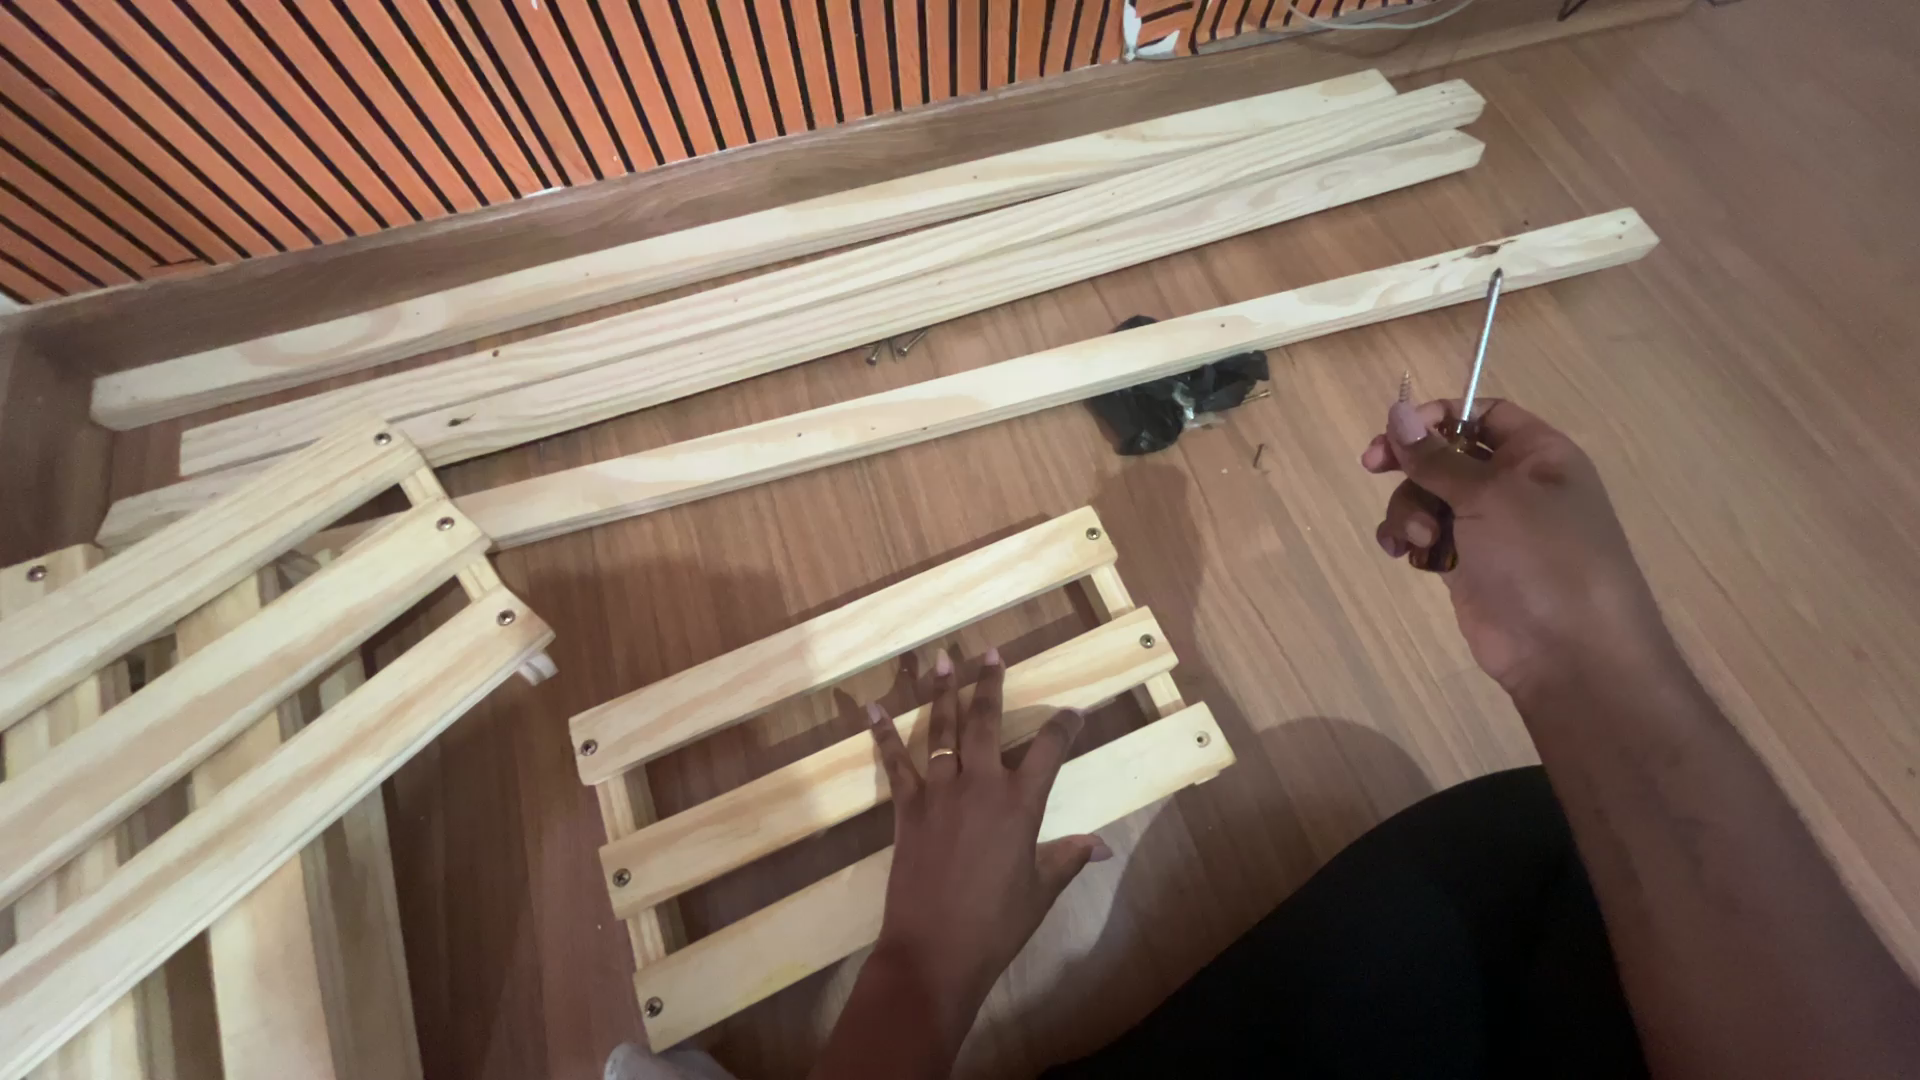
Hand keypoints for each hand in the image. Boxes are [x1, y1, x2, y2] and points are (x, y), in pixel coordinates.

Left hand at [865, 649, 1109, 1040]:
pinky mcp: (907, 806)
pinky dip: (884, 733)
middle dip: (990, 683)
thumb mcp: (1041, 890)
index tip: (1075, 710)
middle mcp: (981, 784)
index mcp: (1021, 803)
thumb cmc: (996, 925)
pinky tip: (873, 708)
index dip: (1065, 725)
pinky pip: (895, 762)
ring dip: (942, 693)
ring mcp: (940, 791)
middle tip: (990, 651)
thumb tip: (1101, 846)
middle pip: (987, 721)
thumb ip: (1068, 858)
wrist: (935, 952)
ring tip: (943, 660)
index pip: (1051, 749)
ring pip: (942, 730)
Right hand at [1360, 397, 1677, 700]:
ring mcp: (1486, 526)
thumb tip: (1396, 410)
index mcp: (1537, 456)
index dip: (1439, 417)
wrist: (1566, 649)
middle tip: (1372, 466)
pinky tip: (1401, 554)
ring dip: (1408, 511)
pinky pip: (1422, 534)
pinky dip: (1406, 539)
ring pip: (1425, 497)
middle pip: (1444, 456)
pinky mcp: (1463, 561)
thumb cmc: (1541, 557)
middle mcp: (1512, 485)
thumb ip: (1436, 457)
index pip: (1483, 415)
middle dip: (1409, 465)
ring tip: (1416, 539)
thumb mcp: (1488, 496)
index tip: (1398, 430)